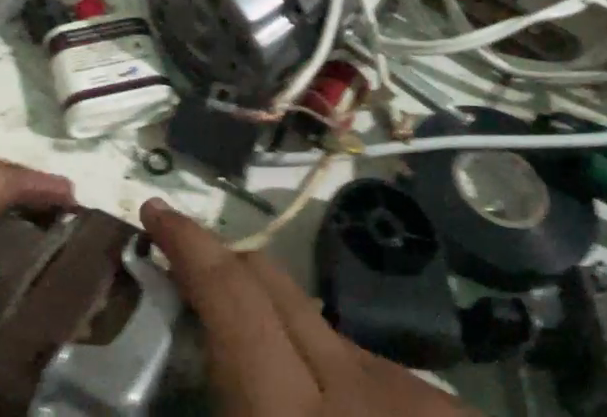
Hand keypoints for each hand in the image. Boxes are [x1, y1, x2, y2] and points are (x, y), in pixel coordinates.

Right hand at [140, 198, 470, 415]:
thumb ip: (233, 405)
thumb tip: (208, 372)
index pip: (235, 304)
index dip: (191, 249)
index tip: (156, 210)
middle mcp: (355, 387)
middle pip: (277, 289)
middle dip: (226, 261)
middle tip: (187, 259)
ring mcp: (411, 394)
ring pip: (325, 334)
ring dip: (285, 336)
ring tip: (269, 379)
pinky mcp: (449, 408)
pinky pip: (372, 375)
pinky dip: (340, 383)